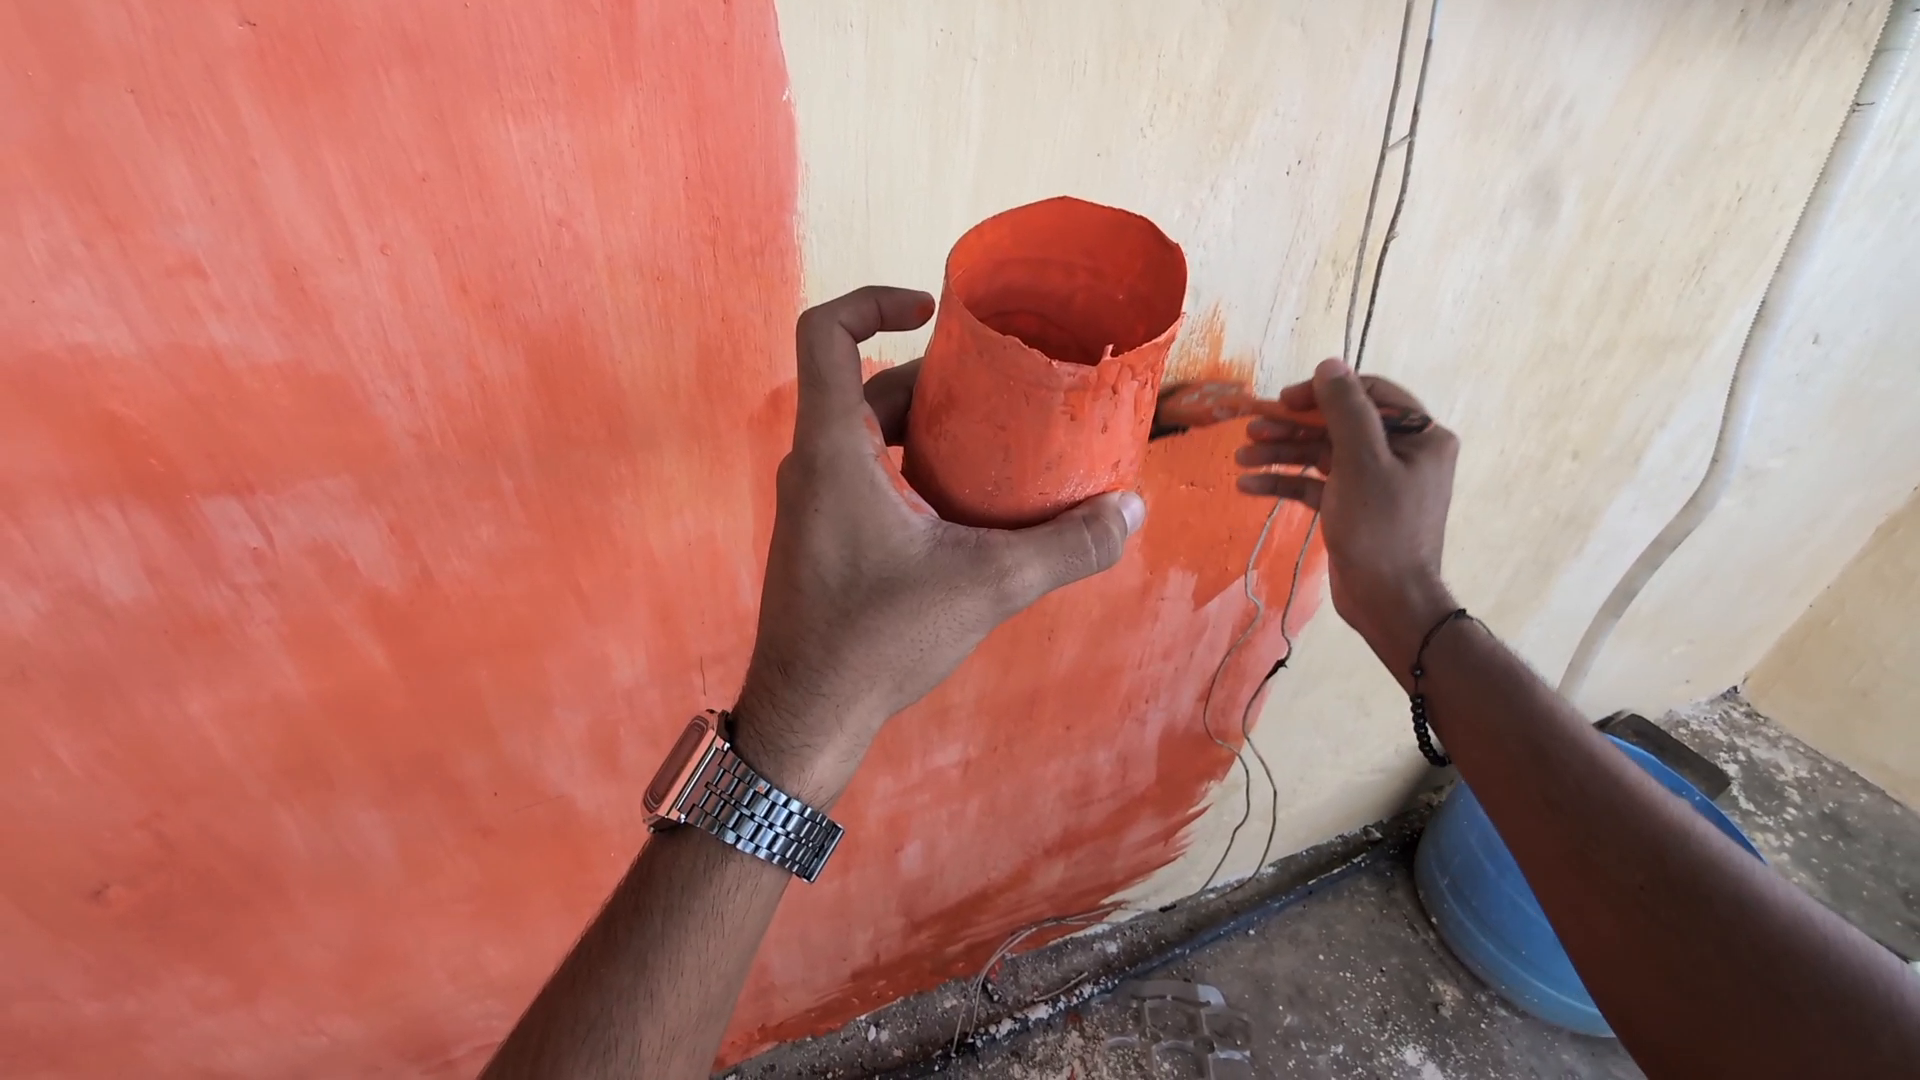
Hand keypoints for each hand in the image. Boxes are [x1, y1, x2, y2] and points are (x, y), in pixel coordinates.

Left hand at [732, 286, 1146, 804]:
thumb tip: (1131, 511)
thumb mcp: (985, 586)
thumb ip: (1064, 548)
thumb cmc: (878, 641)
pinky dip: (908, 468)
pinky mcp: (821, 538)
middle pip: (862, 387)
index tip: (931, 311)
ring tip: (991, 443)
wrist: (807, 716)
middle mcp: (812, 465)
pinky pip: (862, 475)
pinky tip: (959, 504)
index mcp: (832, 451)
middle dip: (929, 379)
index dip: (872, 300)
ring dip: (922, 428)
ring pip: (865, 436)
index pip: (824, 332)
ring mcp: (811, 504)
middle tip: (995, 390)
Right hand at [1234, 357, 1458, 685]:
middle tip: (1253, 428)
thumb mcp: (1362, 462)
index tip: (1284, 400)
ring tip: (1242, 456)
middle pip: (1338, 425)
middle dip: (1293, 426)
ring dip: (1281, 453)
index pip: (1368, 395)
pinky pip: (1316, 484)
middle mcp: (1401, 454)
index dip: (1323, 392)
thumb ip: (1345, 410)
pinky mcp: (1352, 508)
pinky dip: (1285, 481)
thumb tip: (1329, 364)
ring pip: (1322, 454)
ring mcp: (1375, 482)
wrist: (1387, 600)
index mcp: (1420, 437)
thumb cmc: (1380, 529)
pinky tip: (1249, 484)